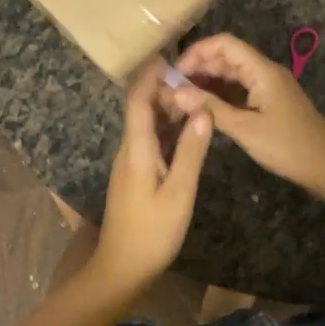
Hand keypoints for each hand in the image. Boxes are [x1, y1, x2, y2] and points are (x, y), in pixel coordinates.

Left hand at [89, 61, 213, 296]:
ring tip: (199, 96)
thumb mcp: (179, 193)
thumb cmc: (152, 232)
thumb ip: (191, 152)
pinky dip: (169, 131)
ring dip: (170, 110)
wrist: (121, 269)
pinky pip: (152, 142)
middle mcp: (129, 151)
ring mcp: (131, 164)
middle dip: (166, 90)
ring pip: (149, 126)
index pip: (138, 101)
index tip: (171, 55)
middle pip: (143, 110)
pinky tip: (189, 130)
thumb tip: (202, 112)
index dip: (151, 76)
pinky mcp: (136, 176)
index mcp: (136, 150)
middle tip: (198, 76)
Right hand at [171, 34, 324, 192]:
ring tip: (183, 98)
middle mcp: (266, 72)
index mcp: (262, 71)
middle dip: (199, 68)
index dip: (198, 52)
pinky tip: (204, 108)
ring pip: (233, 74)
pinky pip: (241, 89)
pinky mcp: (270, 101)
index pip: (225, 44)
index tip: (176, 73)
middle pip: (227, 57)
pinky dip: (222, 94)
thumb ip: (211, 108)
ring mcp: (269, 87)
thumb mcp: (245, 128)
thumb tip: (176, 92)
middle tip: (173, 89)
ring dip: (209, 82)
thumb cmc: (287, 146)